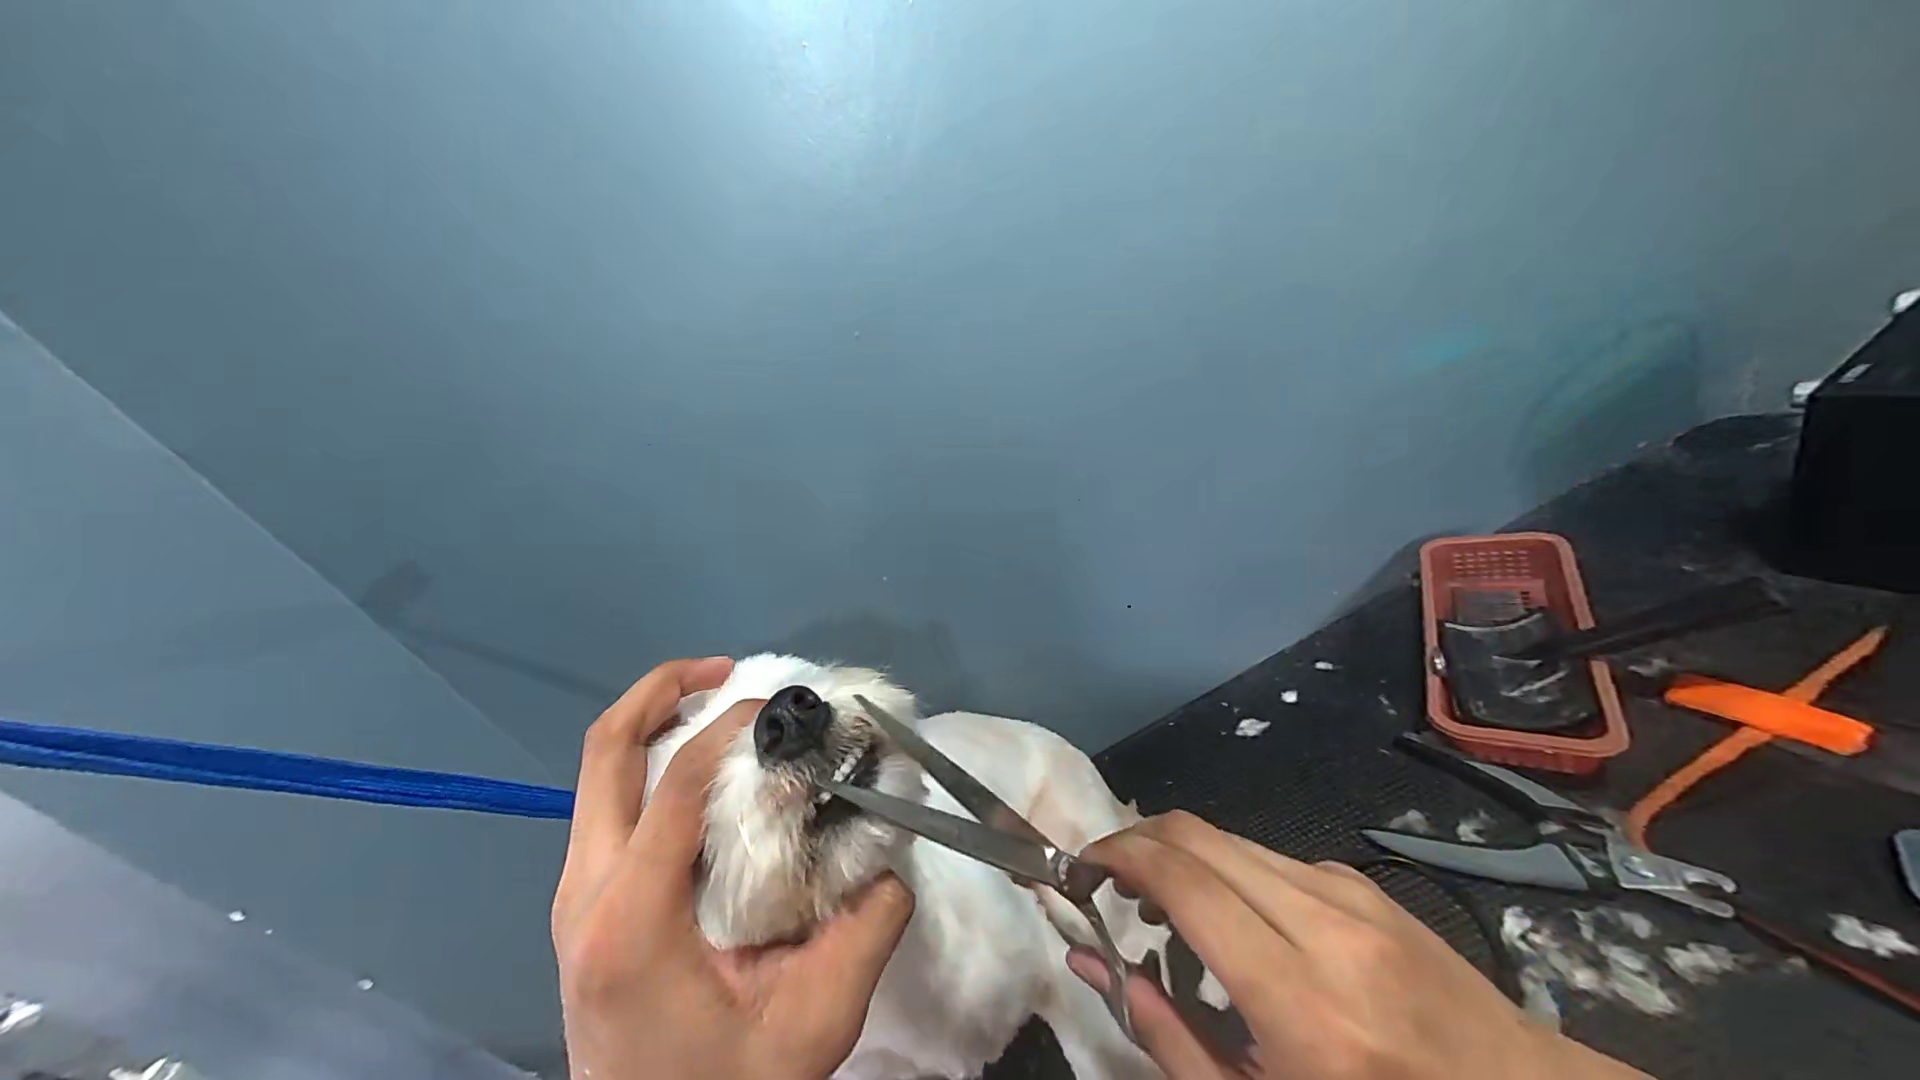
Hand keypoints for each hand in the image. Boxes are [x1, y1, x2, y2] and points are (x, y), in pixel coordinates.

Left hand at [552, 657, 915, 1079]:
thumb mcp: (817, 1017)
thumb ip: (867, 928)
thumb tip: (893, 854)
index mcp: (633, 920)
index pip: (676, 784)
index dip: (730, 729)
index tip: (781, 711)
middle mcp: (586, 892)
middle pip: (605, 750)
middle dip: (664, 690)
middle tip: (727, 672)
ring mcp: (576, 894)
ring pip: (600, 770)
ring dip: (656, 719)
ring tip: (721, 708)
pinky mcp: (583, 901)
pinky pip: (610, 800)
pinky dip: (652, 759)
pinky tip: (707, 771)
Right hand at [1070, 811, 1649, 1079]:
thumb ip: (1166, 1035)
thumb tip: (1091, 964)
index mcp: (1300, 999)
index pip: (1180, 880)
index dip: (1116, 856)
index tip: (1080, 871)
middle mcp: (1322, 920)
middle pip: (1194, 834)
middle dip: (1134, 841)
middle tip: (1106, 881)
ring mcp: (1346, 891)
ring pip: (1225, 838)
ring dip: (1175, 853)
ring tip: (1158, 904)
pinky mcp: (1359, 881)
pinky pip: (1265, 856)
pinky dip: (1222, 868)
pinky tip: (1229, 916)